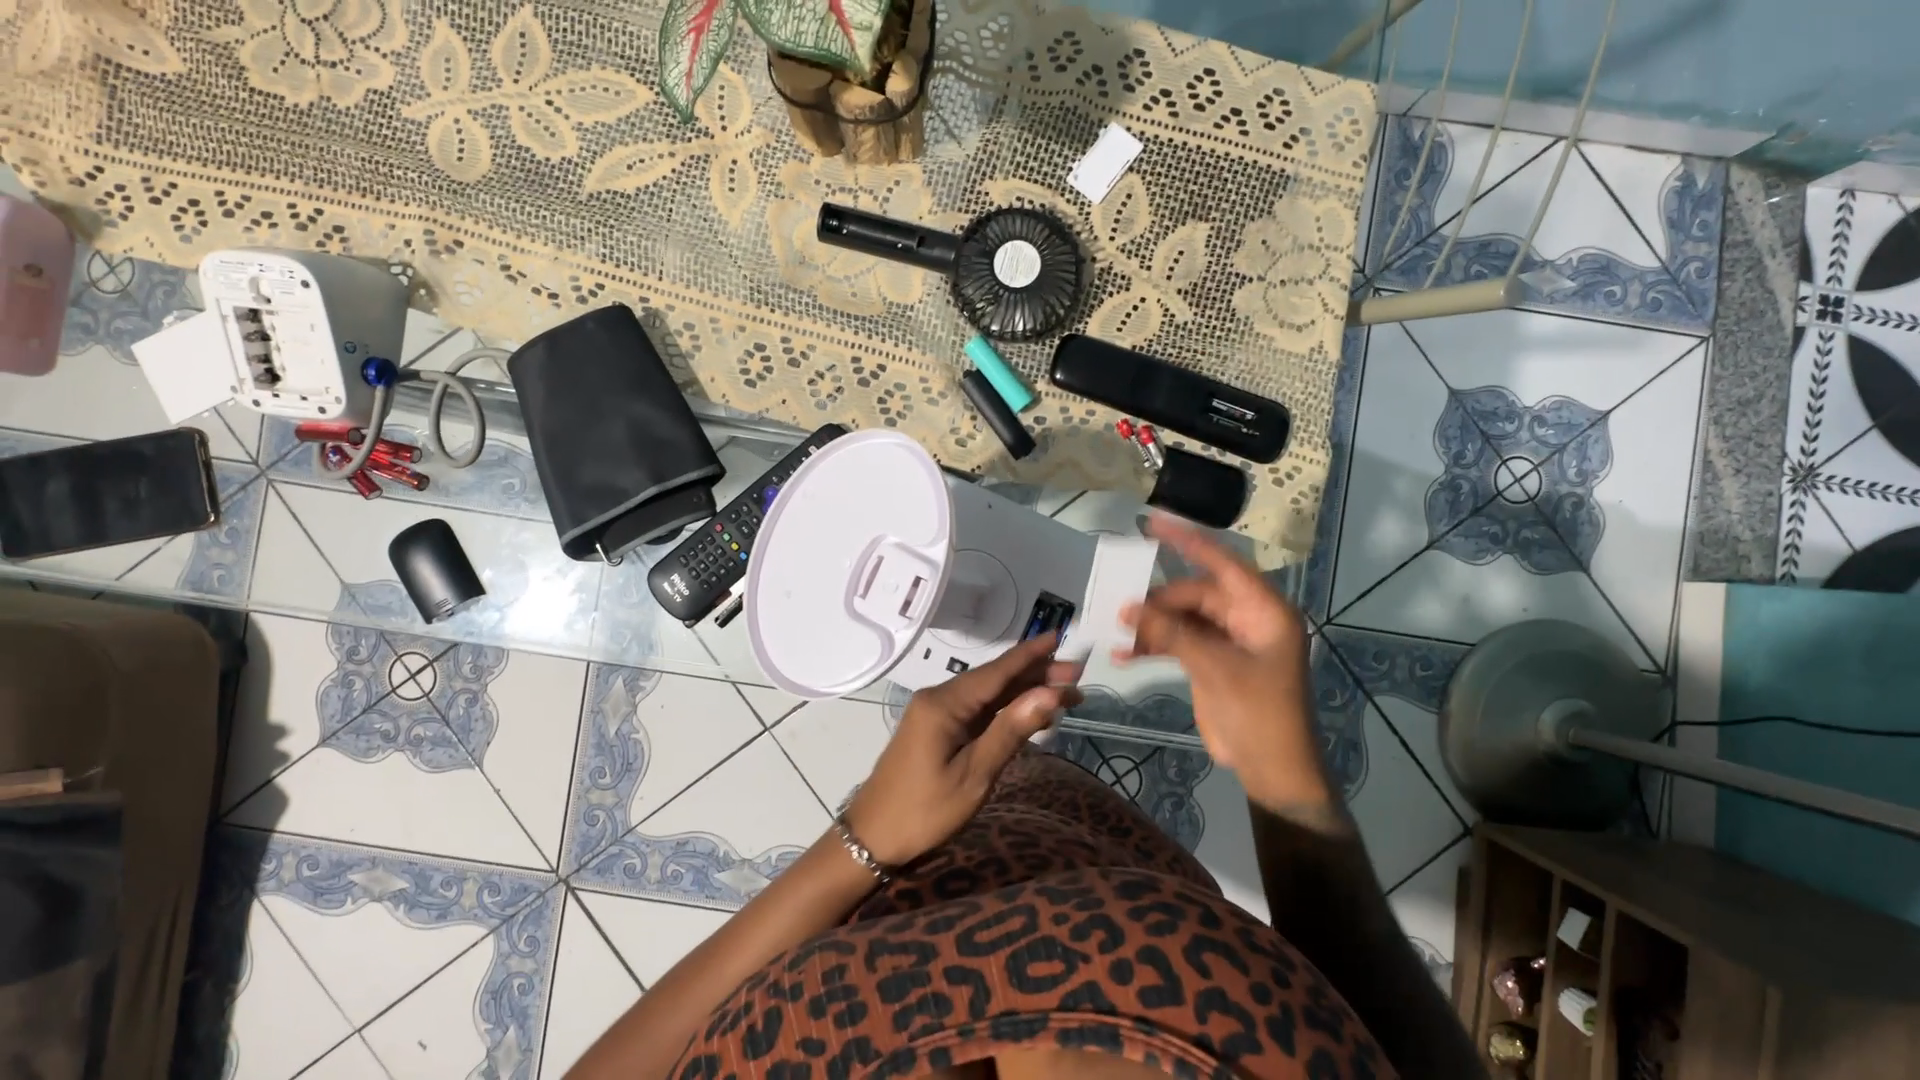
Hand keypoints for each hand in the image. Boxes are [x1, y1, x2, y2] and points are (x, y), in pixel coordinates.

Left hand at [842, 634, 1082, 864]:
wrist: (873, 838)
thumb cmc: (925, 811)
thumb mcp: (975, 774)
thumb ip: (1011, 731)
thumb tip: (1050, 693)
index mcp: (944, 703)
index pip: (997, 671)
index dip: (1031, 655)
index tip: (1061, 637)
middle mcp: (939, 698)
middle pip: (995, 679)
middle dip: (1035, 675)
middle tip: (1077, 676)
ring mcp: (936, 714)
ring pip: (988, 695)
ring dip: (1024, 694)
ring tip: (1066, 694)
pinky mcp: (936, 730)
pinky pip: (977, 711)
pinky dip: (1006, 711)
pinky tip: (1030, 714)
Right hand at [1119, 516, 1333, 814]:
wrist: (1271, 769)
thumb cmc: (1259, 713)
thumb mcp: (1216, 669)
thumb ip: (1173, 634)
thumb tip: (1128, 607)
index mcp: (1264, 611)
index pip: (1223, 564)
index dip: (1188, 542)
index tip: (1153, 523)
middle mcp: (1247, 619)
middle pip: (1196, 594)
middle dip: (1158, 601)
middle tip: (1120, 608)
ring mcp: (1229, 642)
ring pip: (1183, 619)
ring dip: (1152, 625)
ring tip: (1117, 631)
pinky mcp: (1212, 663)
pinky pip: (1179, 643)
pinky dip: (1155, 646)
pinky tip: (1125, 655)